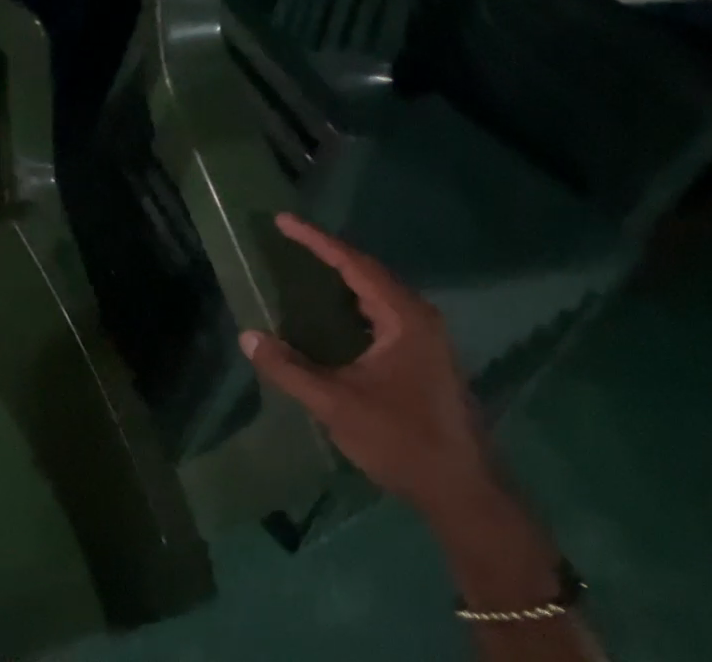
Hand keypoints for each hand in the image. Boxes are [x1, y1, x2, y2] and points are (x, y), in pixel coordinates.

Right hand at [240, 213, 495, 514]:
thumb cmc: (401, 439)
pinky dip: (352, 304)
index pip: (355, 265)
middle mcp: (419, 319)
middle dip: (328, 254)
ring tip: (303, 267)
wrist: (463, 491)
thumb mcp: (336, 404)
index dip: (317, 241)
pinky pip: (381, 315)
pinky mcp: (423, 359)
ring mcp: (426, 340)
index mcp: (405, 319)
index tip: (283, 221)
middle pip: (368, 273)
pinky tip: (330, 315)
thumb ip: (289, 369)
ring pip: (377, 295)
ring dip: (341, 279)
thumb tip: (248, 337)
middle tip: (289, 238)